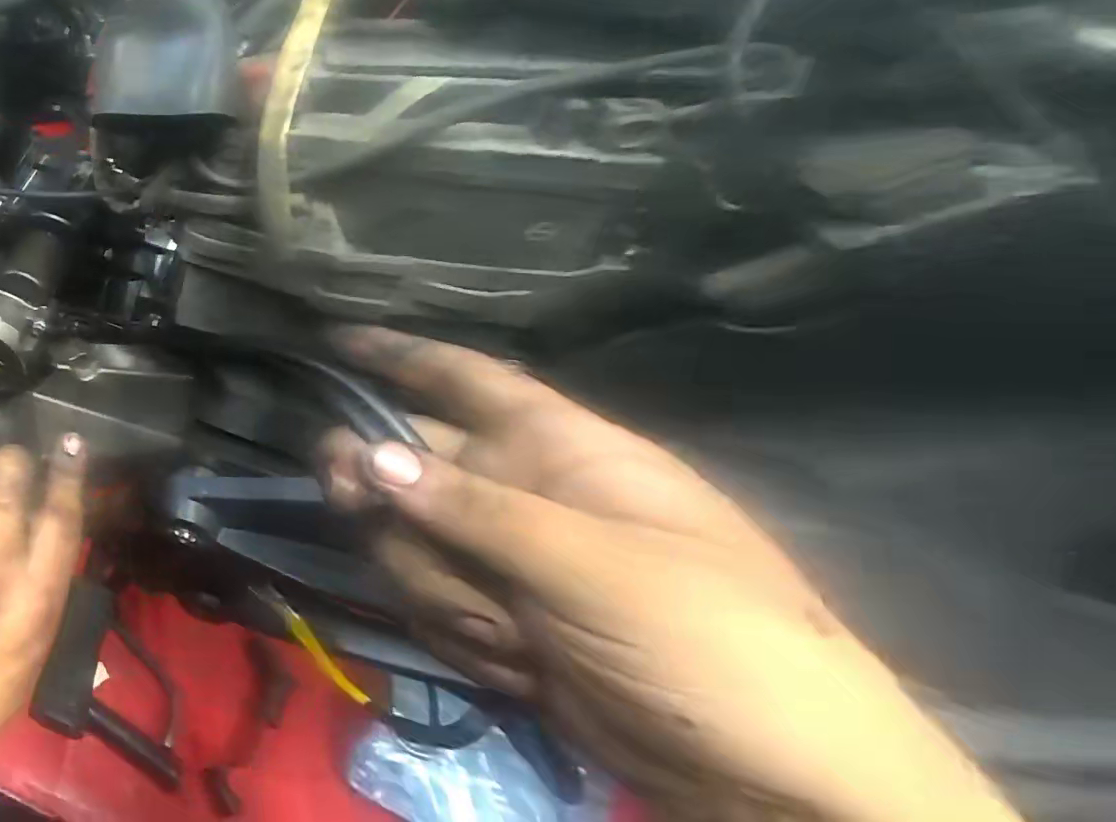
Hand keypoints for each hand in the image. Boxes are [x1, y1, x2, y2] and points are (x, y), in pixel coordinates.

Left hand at [0, 436, 87, 765]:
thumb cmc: (4, 669)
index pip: (59, 521)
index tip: (70, 443)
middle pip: (6, 498)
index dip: (68, 475)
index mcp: (36, 596)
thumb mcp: (47, 623)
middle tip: (18, 452)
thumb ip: (52, 566)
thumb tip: (57, 500)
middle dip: (15, 459)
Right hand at [319, 327, 1017, 821]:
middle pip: (412, 460)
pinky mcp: (493, 612)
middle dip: (377, 483)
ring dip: (438, 585)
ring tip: (507, 635)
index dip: (400, 354)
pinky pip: (427, 595)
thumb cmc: (717, 645)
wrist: (780, 792)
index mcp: (558, 447)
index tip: (336, 340)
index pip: (468, 378)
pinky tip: (516, 665)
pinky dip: (457, 630)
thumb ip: (478, 512)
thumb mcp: (596, 570)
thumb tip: (373, 458)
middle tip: (350, 500)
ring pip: (410, 536)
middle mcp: (519, 488)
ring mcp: (502, 553)